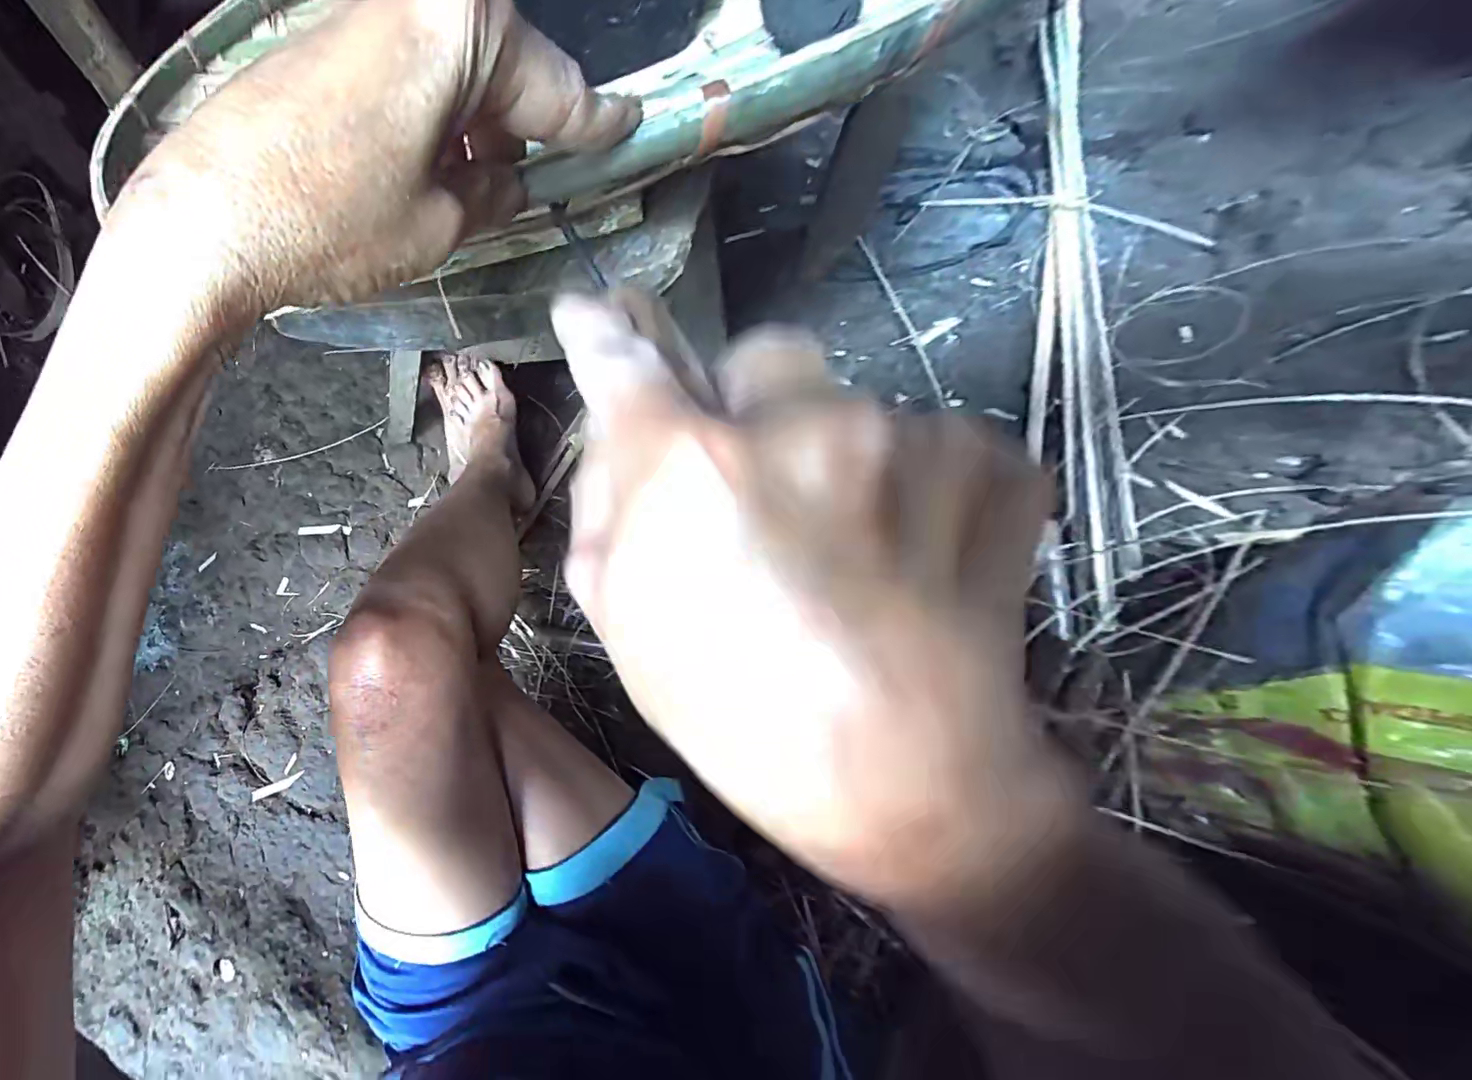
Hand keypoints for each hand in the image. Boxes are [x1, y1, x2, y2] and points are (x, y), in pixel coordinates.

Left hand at [108, 0, 639, 312]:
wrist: (205, 224)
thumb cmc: (333, 224)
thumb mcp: (438, 226)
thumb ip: (492, 197)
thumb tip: (512, 187)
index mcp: (460, 26)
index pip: (554, 87)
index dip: (593, 123)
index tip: (625, 126)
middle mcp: (415, 0)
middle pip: (503, 70)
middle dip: (526, 128)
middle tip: (548, 177)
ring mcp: (364, 21)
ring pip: (455, 77)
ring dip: (479, 132)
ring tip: (483, 192)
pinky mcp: (326, 50)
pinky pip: (410, 81)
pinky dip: (435, 126)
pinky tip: (431, 173)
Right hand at [553, 290, 1082, 910]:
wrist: (902, 779)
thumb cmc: (731, 708)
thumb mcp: (622, 616)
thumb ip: (606, 506)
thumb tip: (615, 430)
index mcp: (689, 467)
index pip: (629, 364)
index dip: (606, 333)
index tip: (592, 306)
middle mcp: (795, 423)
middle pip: (760, 353)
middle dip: (752, 402)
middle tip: (761, 483)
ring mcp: (908, 432)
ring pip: (847, 403)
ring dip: (831, 454)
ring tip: (843, 552)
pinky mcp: (996, 457)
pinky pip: (926, 441)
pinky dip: (908, 485)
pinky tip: (906, 560)